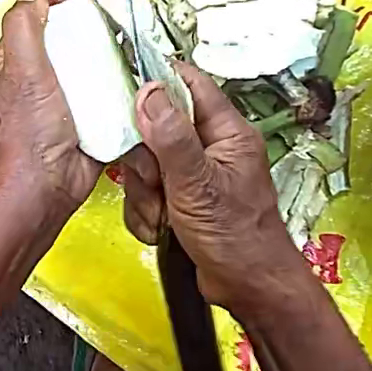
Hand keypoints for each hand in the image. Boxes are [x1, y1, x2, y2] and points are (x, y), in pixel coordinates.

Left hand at [0, 0, 104, 225]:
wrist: (46, 188)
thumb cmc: (26, 138)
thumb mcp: (22, 72)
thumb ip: (24, 28)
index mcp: (10, 64)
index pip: (34, 16)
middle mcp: (33, 78)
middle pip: (63, 36)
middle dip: (88, 23)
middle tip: (109, 18)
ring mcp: (59, 97)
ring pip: (86, 62)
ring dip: (105, 52)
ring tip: (122, 44)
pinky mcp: (82, 115)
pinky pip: (102, 90)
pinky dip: (116, 82)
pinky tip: (127, 77)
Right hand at [120, 62, 316, 319]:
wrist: (247, 289)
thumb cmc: (235, 237)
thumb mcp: (197, 184)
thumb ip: (171, 137)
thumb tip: (148, 90)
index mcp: (226, 132)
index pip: (188, 84)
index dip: (157, 81)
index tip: (124, 89)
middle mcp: (208, 146)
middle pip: (155, 128)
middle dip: (145, 162)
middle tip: (156, 183)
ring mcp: (190, 172)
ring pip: (144, 162)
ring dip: (144, 193)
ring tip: (162, 214)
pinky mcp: (177, 195)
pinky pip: (143, 190)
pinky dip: (145, 211)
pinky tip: (159, 227)